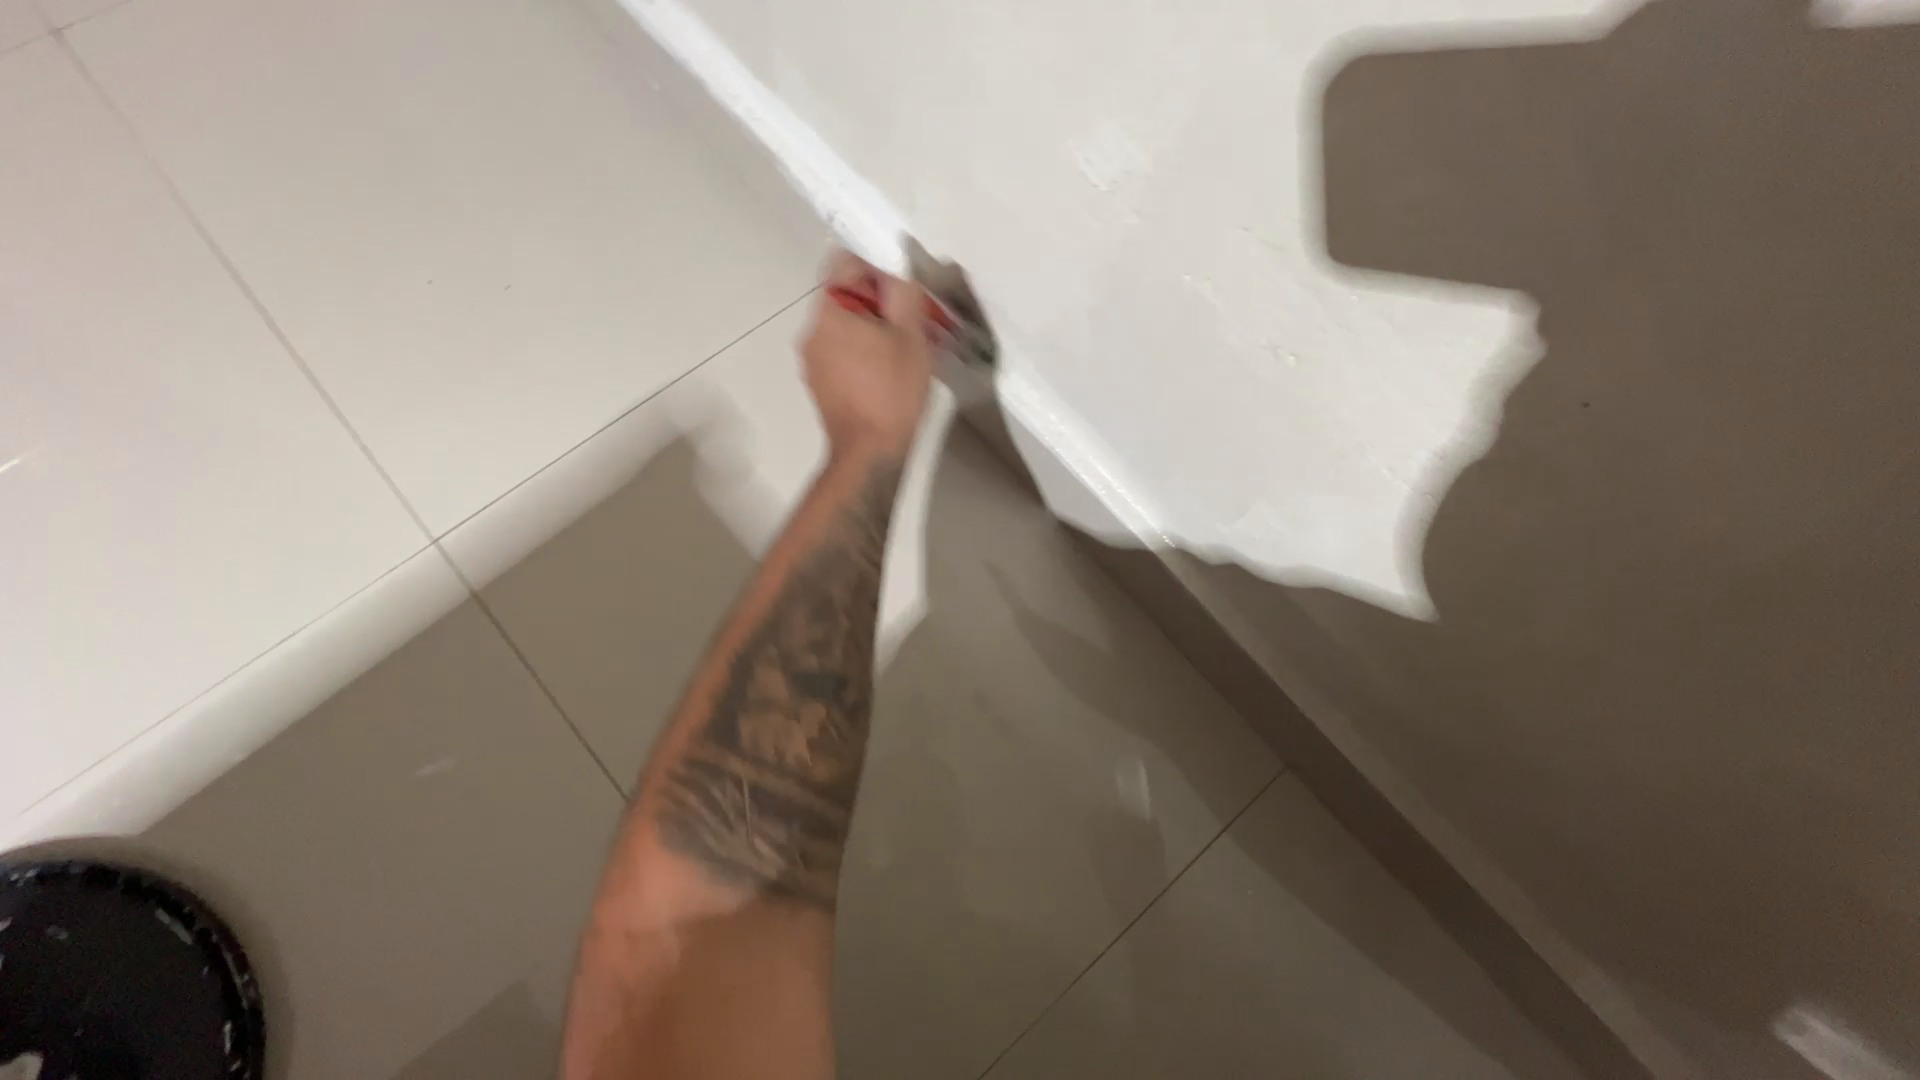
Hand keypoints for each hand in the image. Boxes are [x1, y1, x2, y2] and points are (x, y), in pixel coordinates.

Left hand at [801, 250, 935, 459]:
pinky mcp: (818, 384)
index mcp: (829, 312)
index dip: (878, 271)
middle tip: (913, 326)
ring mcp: (811, 361)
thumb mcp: (911, 336)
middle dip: (880, 305)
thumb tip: (897, 271)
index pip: (845, 263)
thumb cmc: (892, 391)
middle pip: (845, 297)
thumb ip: (903, 293)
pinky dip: (864, 355)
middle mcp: (811, 331)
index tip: (903, 296)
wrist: (868, 453)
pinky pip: (842, 354)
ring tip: (906, 353)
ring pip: (845, 328)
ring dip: (874, 332)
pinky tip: (889, 375)